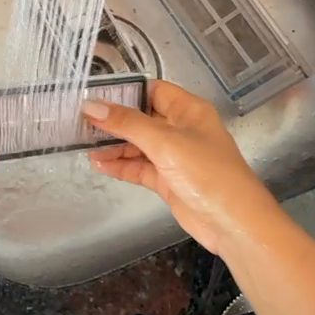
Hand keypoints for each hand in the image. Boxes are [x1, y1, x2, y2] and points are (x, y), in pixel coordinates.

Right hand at [83, 80, 285, 257]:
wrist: (234, 223)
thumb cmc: (206, 173)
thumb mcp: (165, 142)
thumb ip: (127, 123)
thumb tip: (91, 106)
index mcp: (188, 110)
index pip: (152, 90)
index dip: (125, 92)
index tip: (94, 97)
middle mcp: (181, 129)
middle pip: (141, 118)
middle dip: (114, 121)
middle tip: (80, 123)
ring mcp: (174, 156)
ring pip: (138, 144)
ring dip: (113, 145)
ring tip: (84, 146)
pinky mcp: (168, 180)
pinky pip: (139, 167)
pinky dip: (120, 166)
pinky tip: (99, 165)